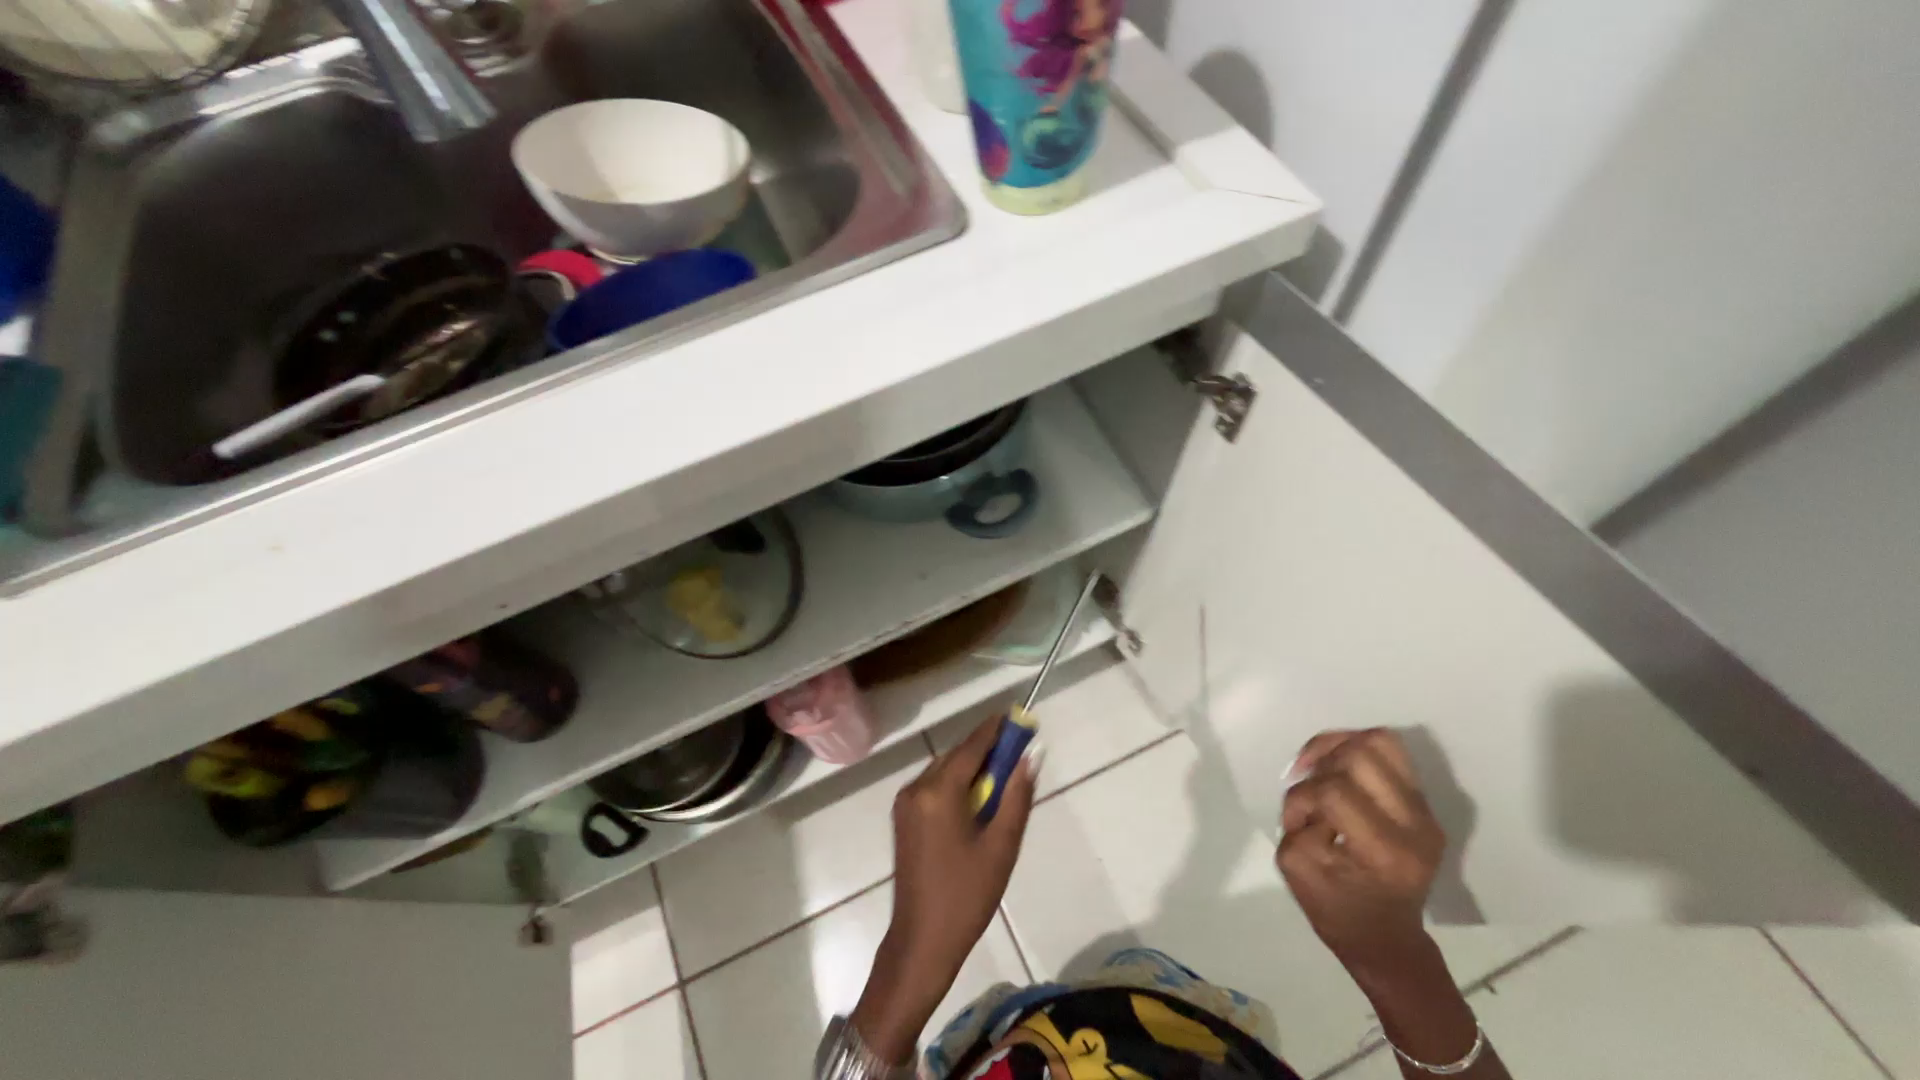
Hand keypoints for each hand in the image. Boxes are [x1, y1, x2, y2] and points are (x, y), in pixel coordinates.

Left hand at [851, 715, 1037, 1063]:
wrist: (922, 939)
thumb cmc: (967, 895)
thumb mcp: (1002, 845)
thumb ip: (1017, 796)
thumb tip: (1030, 756)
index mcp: (939, 792)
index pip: (972, 746)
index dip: (996, 730)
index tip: (1019, 717)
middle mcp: (916, 788)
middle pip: (957, 756)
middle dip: (987, 751)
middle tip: (1018, 756)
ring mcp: (905, 804)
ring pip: (944, 771)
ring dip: (971, 770)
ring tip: (1002, 784)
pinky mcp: (902, 819)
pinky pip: (933, 788)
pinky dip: (956, 786)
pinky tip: (977, 805)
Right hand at [1276, 728, 1445, 981]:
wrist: (1387, 940)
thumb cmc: (1338, 913)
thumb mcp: (1298, 872)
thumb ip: (1297, 826)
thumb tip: (1310, 797)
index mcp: (1384, 850)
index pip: (1334, 791)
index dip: (1301, 798)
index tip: (1295, 823)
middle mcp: (1414, 825)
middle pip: (1363, 754)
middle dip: (1322, 762)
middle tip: (1308, 784)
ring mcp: (1425, 813)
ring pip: (1382, 742)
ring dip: (1340, 747)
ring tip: (1321, 768)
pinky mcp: (1423, 806)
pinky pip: (1391, 755)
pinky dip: (1356, 752)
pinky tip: (1338, 771)